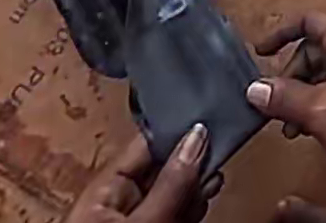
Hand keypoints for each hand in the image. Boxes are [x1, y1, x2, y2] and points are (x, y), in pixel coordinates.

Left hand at [64, 127, 218, 222]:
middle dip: (191, 157)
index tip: (209, 113)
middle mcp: (118, 202)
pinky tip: (207, 197)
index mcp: (104, 189)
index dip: (176, 127)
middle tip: (221, 143)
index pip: (145, 143)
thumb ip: (171, 183)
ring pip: (171, 192)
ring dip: (196, 182)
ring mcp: (134, 219)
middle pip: (161, 167)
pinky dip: (191, 205)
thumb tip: (199, 133)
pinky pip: (172, 213)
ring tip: (217, 172)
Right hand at [247, 12, 325, 200]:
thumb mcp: (318, 110)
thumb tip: (255, 88)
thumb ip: (284, 97)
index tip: (260, 50)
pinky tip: (306, 128)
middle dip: (289, 75)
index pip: (306, 21)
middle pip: (311, 49)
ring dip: (301, 94)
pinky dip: (316, 102)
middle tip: (273, 101)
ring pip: (321, 71)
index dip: (280, 33)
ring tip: (288, 124)